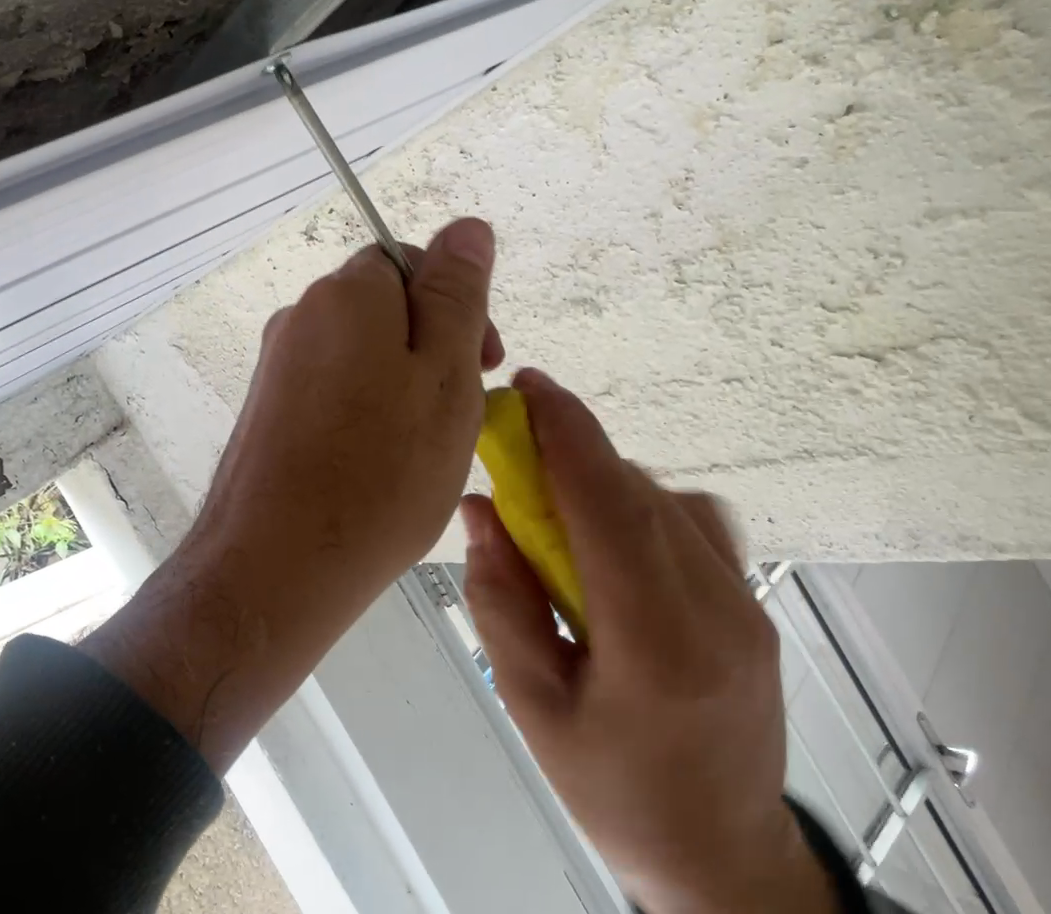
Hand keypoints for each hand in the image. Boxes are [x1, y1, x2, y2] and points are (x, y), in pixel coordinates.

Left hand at [84, 219, 500, 770]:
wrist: (273, 562)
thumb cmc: (379, 471)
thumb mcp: (444, 376)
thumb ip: (456, 296)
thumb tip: (466, 227)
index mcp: (343, 295)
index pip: (408, 263)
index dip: (455, 306)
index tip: (483, 366)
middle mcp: (297, 319)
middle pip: (382, 312)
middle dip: (430, 351)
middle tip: (457, 420)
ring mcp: (274, 368)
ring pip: (358, 358)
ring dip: (400, 390)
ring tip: (417, 455)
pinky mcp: (264, 413)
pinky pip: (328, 396)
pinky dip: (361, 419)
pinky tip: (374, 470)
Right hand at [462, 370, 837, 913]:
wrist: (717, 849)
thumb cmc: (607, 785)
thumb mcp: (530, 701)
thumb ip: (502, 601)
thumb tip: (481, 512)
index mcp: (656, 646)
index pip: (612, 512)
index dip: (569, 438)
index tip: (528, 385)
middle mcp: (718, 613)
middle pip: (639, 496)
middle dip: (569, 453)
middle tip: (506, 447)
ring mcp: (748, 608)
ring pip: (670, 503)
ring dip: (602, 484)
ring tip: (549, 509)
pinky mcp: (753, 608)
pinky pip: (696, 526)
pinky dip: (641, 507)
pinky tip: (606, 539)